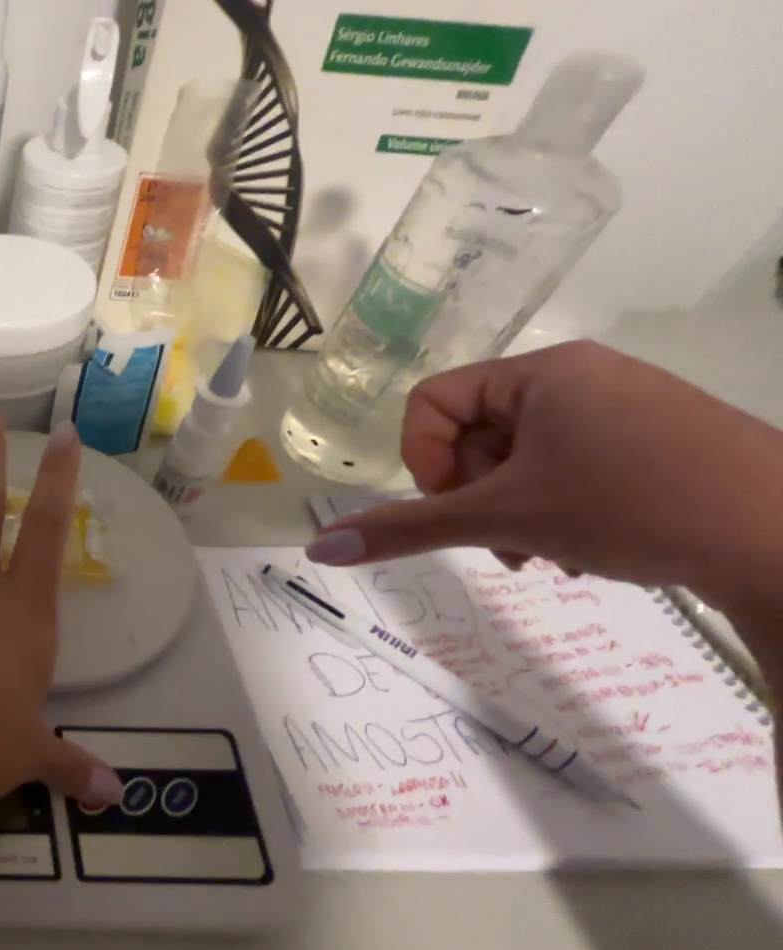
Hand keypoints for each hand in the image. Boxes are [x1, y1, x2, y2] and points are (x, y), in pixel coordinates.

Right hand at [305, 341, 782, 606]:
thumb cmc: (634, 507)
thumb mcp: (501, 518)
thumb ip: (403, 529)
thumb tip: (317, 547)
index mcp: (543, 372)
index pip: (431, 402)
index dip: (424, 459)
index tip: (457, 503)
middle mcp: (582, 376)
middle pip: (475, 433)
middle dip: (472, 496)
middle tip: (500, 540)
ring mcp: (624, 406)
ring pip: (520, 458)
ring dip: (509, 511)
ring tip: (541, 553)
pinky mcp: (657, 439)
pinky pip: (569, 465)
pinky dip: (554, 508)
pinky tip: (580, 546)